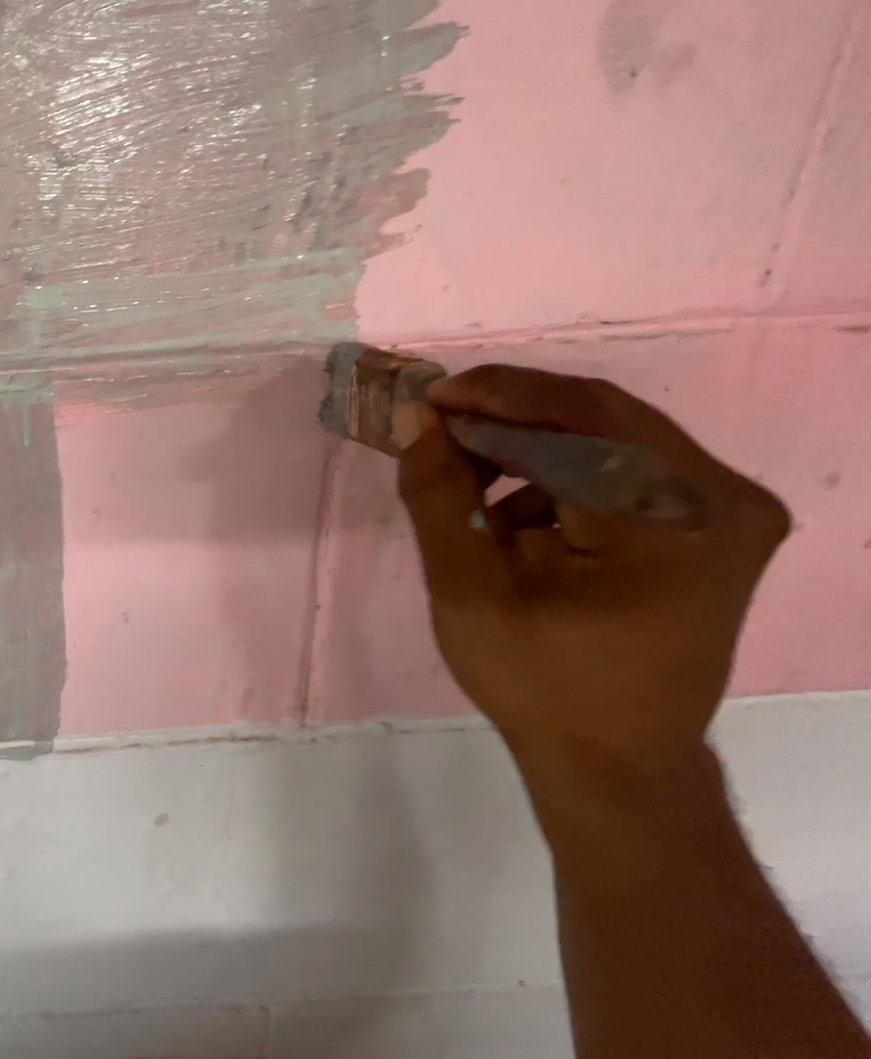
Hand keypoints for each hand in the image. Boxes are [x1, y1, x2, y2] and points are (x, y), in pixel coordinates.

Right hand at [394, 365, 790, 770]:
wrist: (615, 755)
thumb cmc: (535, 679)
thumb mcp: (466, 587)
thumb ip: (440, 496)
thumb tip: (420, 421)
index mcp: (668, 518)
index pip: (580, 415)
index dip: (496, 394)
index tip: (427, 399)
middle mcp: (722, 500)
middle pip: (603, 417)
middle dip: (510, 414)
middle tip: (438, 427)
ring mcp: (730, 512)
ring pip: (616, 437)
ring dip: (534, 443)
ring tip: (468, 475)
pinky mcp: (717, 527)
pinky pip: (632, 468)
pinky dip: (566, 472)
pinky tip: (517, 512)